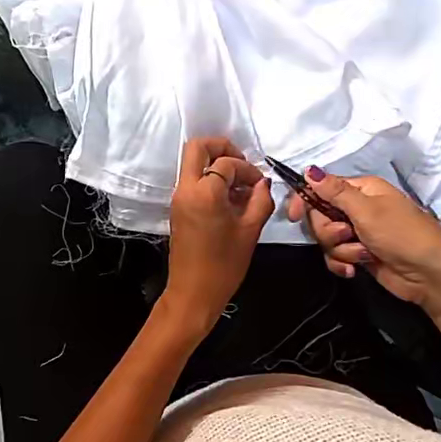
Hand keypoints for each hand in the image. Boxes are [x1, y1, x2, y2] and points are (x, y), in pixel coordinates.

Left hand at [163, 138, 274, 330]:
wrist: (193, 293)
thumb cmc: (224, 265)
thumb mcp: (250, 230)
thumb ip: (260, 200)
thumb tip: (263, 184)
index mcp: (204, 192)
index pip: (226, 162)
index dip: (247, 169)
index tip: (260, 185)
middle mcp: (185, 189)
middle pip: (197, 148)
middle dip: (222, 148)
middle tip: (243, 166)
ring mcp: (178, 199)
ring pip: (193, 165)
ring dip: (216, 167)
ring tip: (240, 189)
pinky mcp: (177, 209)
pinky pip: (192, 182)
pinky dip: (210, 181)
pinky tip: (230, 201)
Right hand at [285, 169, 440, 314]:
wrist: (430, 274)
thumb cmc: (403, 235)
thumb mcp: (367, 210)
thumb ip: (335, 192)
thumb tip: (308, 170)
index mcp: (361, 190)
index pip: (321, 188)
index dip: (305, 201)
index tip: (293, 216)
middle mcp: (356, 209)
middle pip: (319, 217)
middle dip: (329, 231)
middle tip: (348, 235)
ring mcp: (357, 233)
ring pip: (326, 240)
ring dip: (340, 250)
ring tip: (363, 255)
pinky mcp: (358, 255)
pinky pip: (334, 257)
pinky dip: (342, 264)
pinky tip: (355, 270)